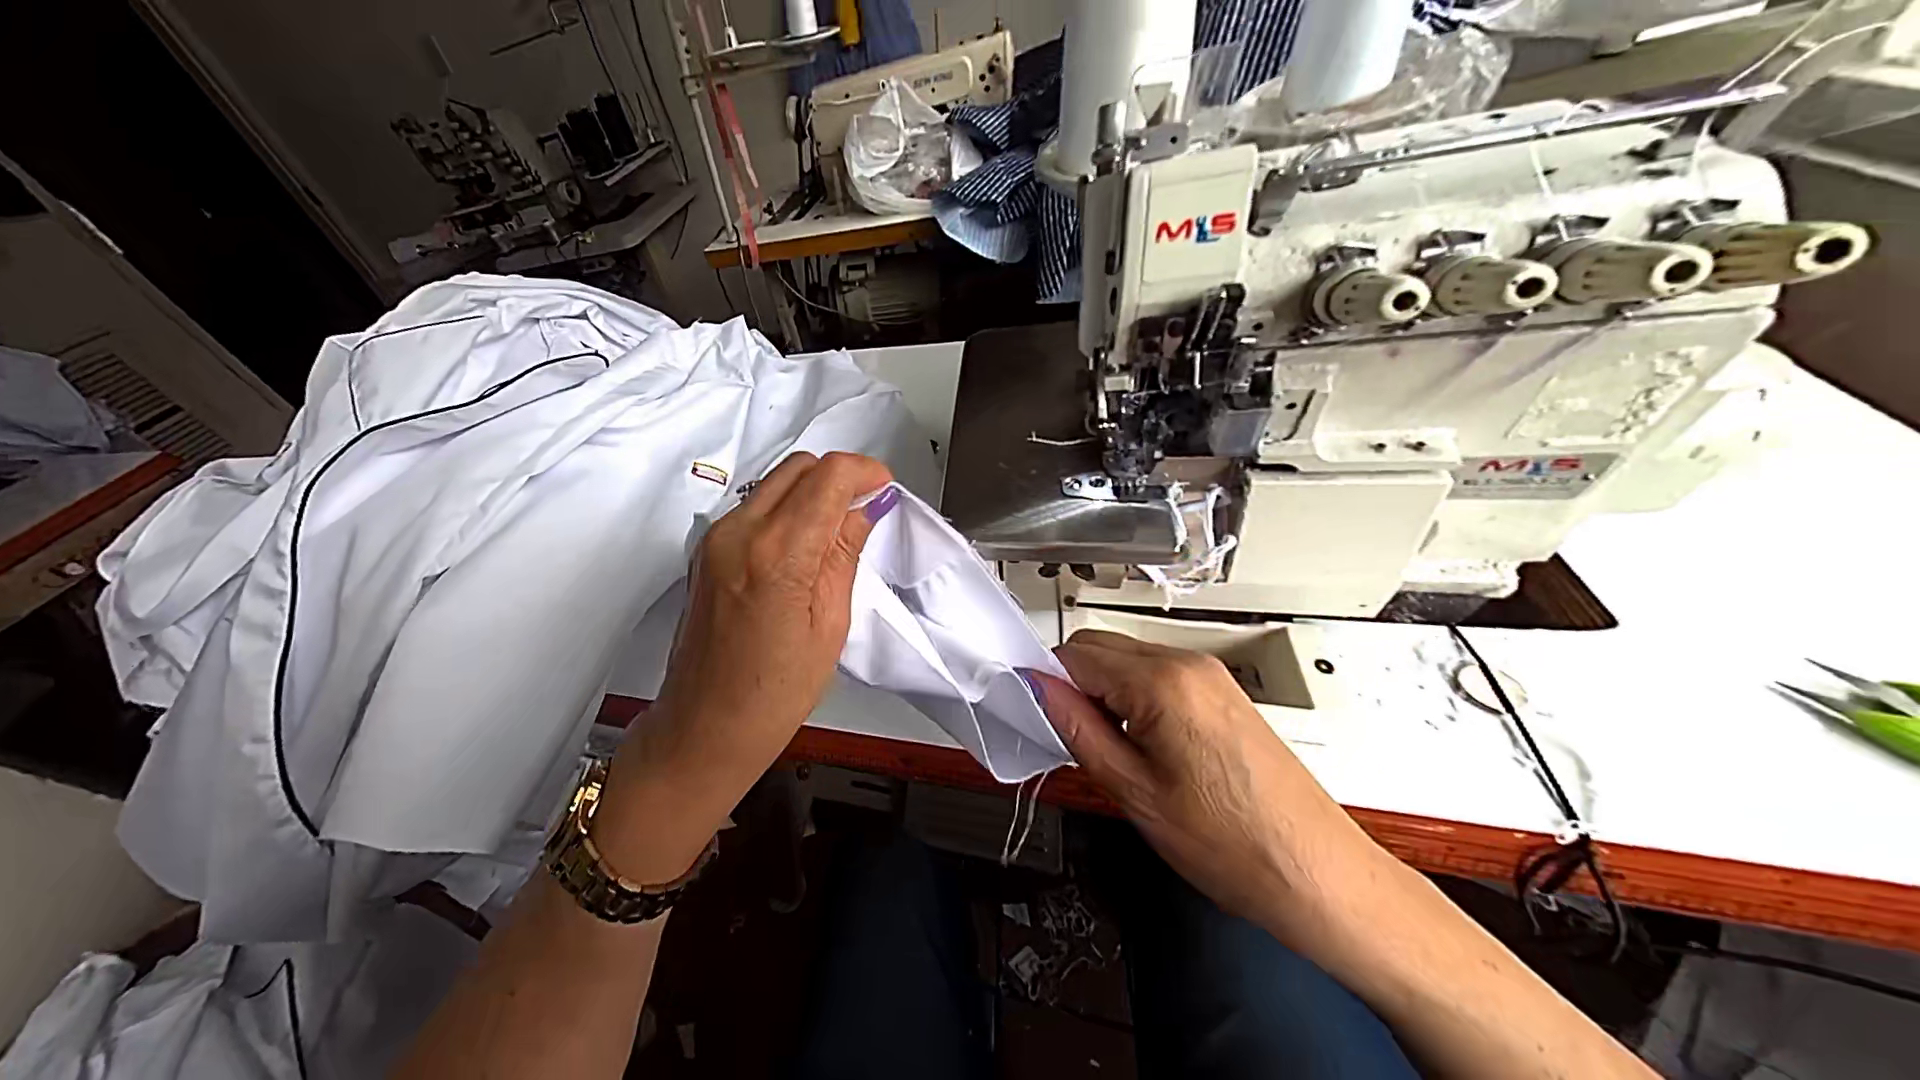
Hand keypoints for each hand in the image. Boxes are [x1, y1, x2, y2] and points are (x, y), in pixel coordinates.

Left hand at [595, 452, 895, 880]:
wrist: (705, 726)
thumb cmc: (770, 694)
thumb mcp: (830, 623)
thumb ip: (845, 553)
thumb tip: (863, 511)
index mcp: (778, 554)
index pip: (828, 476)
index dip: (864, 473)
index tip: (882, 487)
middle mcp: (738, 534)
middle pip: (800, 466)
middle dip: (839, 476)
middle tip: (866, 506)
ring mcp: (716, 539)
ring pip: (776, 482)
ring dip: (813, 491)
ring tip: (838, 529)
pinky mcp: (706, 550)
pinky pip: (756, 506)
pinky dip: (787, 509)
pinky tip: (806, 543)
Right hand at [1028, 630, 1378, 927]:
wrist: (1316, 873)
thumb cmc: (1240, 844)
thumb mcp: (1133, 791)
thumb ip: (1077, 729)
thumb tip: (1043, 692)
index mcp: (1164, 683)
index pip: (1075, 655)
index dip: (1047, 683)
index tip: (1039, 712)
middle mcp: (1190, 665)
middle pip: (1100, 647)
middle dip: (1074, 684)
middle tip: (1071, 736)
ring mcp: (1211, 676)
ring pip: (1128, 659)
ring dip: (1105, 692)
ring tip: (1113, 751)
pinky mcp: (1222, 692)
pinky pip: (1158, 675)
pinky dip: (1135, 698)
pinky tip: (1141, 745)